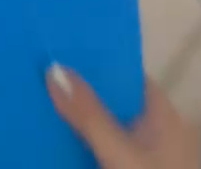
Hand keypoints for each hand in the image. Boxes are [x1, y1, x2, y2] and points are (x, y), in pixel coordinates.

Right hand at [48, 66, 197, 168]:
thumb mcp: (120, 155)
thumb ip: (89, 114)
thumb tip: (53, 66)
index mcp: (167, 119)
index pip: (125, 74)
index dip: (93, 58)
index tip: (55, 44)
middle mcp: (157, 134)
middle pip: (110, 99)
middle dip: (75, 86)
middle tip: (34, 66)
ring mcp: (143, 158)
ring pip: (100, 124)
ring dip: (72, 114)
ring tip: (33, 94)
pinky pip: (96, 148)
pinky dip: (76, 140)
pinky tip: (46, 133)